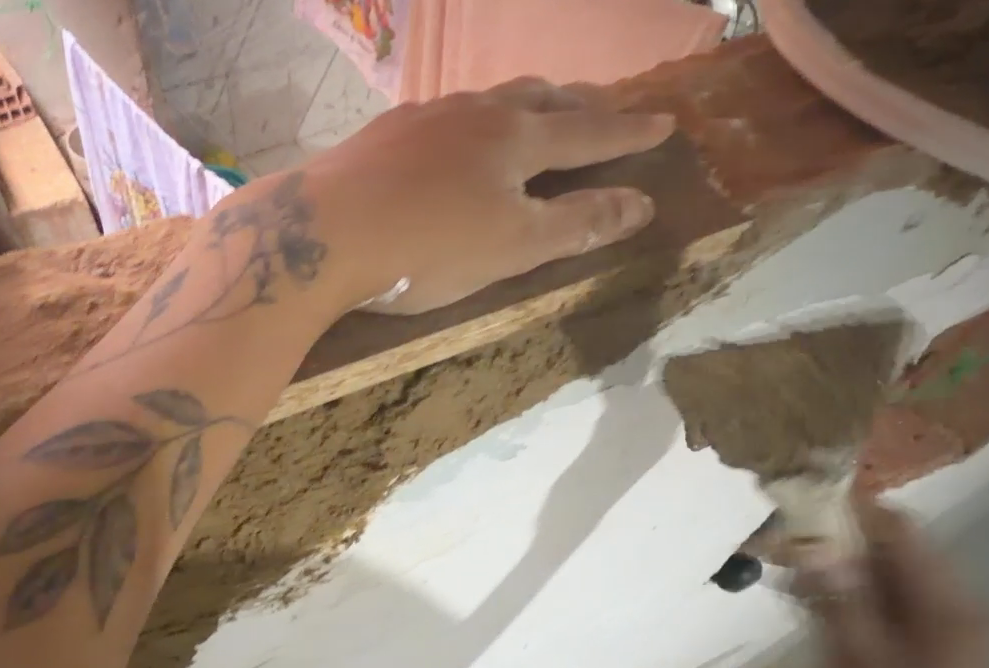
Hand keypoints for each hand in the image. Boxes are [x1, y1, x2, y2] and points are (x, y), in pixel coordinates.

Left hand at [304, 78, 676, 314]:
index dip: (628, 134)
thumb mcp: (513, 247)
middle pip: (539, 98)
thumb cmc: (427, 249)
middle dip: (579, 104)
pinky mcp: (381, 136)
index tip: (665, 123)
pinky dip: (470, 124)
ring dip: (522, 105)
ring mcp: (422, 117)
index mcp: (516, 138)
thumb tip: (642, 204)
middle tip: (602, 108)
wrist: (323, 235)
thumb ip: (577, 223)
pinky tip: (454, 139)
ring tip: (532, 115)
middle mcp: (473, 112)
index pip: (588, 133)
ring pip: (488, 100)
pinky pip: (443, 117)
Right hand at [799, 502, 988, 667]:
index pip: (901, 533)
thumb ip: (838, 600)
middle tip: (779, 542)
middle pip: (891, 550)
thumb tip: (816, 546)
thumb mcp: (856, 662)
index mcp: (948, 606)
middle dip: (835, 541)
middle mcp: (954, 604)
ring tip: (784, 570)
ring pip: (883, 573)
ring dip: (836, 566)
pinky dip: (846, 592)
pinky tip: (808, 598)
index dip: (853, 512)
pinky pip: (883, 597)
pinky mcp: (926, 639)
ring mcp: (942, 622)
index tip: (800, 503)